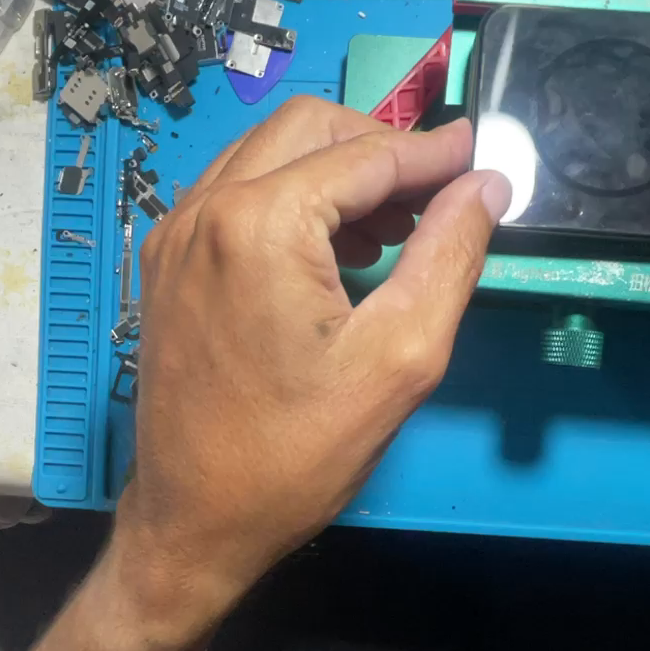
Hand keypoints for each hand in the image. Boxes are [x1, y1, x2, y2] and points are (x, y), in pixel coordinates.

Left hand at [112, 99, 511, 633]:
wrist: (194, 522)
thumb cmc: (298, 455)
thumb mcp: (400, 360)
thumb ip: (449, 258)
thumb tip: (484, 187)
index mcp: (258, 223)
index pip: (364, 155)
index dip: (432, 152)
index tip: (480, 154)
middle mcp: (204, 208)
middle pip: (307, 128)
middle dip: (380, 150)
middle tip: (434, 197)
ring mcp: (174, 233)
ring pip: (268, 154)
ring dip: (336, 172)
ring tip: (389, 230)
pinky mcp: (165, 262)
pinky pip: (237, 194)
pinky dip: (292, 198)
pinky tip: (331, 252)